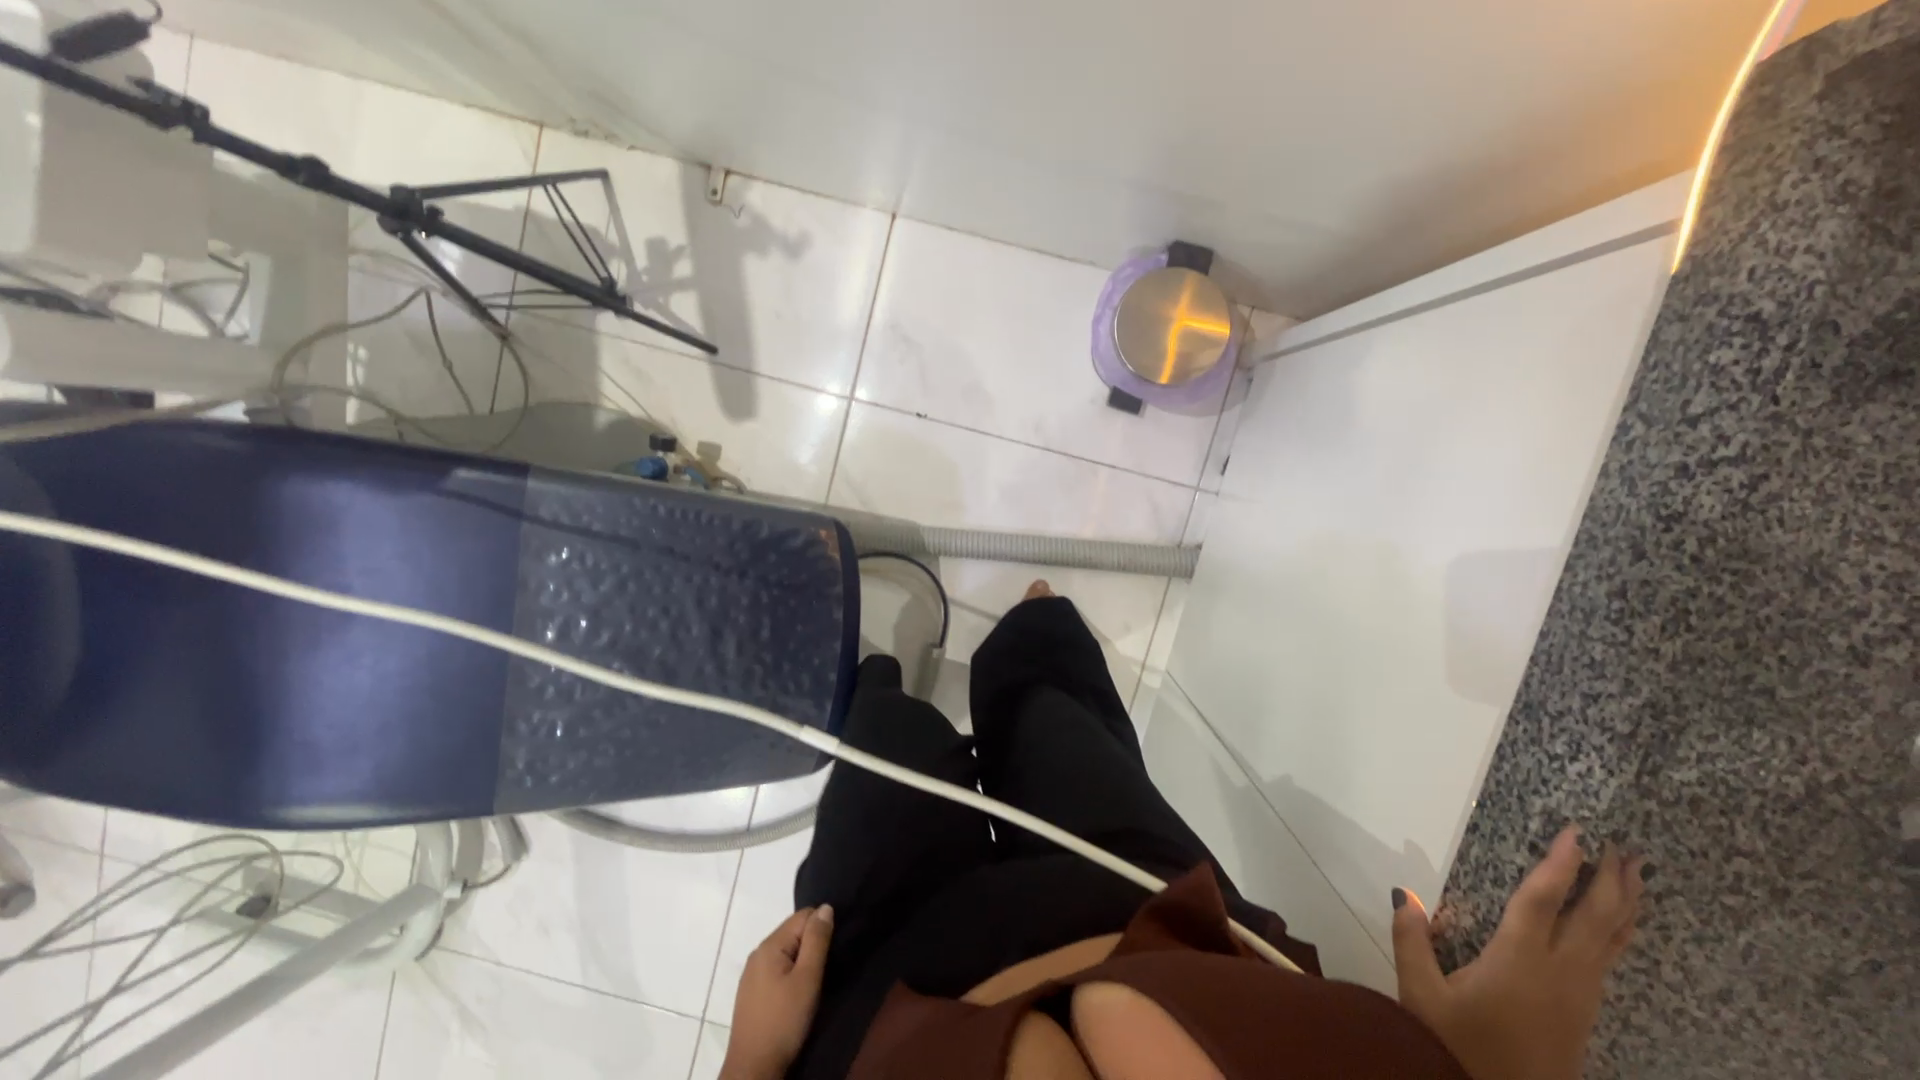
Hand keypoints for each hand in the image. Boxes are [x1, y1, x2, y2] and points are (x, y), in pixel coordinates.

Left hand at [721, 905, 833, 1079]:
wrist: (753, 1067)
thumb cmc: (784, 1020)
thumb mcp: (807, 978)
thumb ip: (817, 940)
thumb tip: (825, 907)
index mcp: (769, 945)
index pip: (803, 916)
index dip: (823, 927)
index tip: (835, 950)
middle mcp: (758, 953)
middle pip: (793, 932)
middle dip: (813, 944)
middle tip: (828, 968)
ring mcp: (752, 974)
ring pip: (786, 952)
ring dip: (804, 960)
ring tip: (817, 981)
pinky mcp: (752, 992)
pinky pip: (777, 969)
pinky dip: (791, 973)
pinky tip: (799, 993)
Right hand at [1392, 826, 1644, 1079]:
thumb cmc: (1457, 1047)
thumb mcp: (1420, 995)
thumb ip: (1411, 941)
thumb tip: (1404, 893)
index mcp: (1519, 960)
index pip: (1543, 900)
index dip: (1559, 864)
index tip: (1576, 832)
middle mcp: (1560, 972)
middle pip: (1594, 917)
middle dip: (1610, 879)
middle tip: (1625, 846)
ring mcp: (1580, 995)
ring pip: (1612, 939)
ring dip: (1625, 903)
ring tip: (1636, 875)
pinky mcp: (1584, 1013)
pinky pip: (1610, 959)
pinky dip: (1620, 931)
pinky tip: (1619, 927)